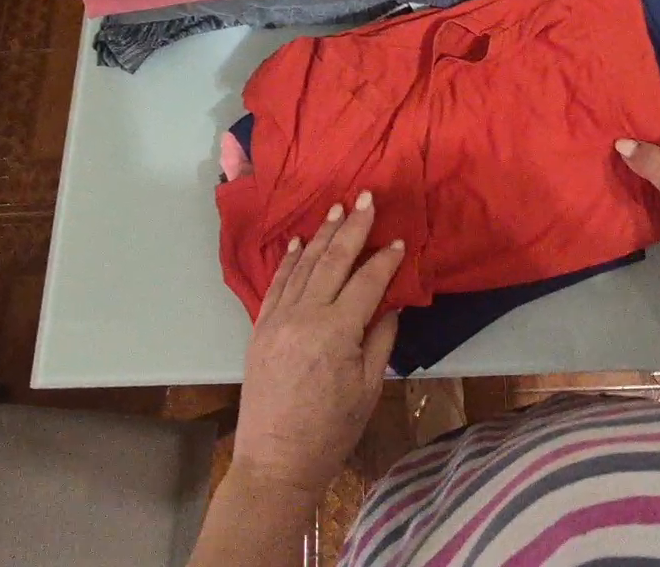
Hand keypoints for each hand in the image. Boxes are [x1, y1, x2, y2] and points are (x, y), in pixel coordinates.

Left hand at [233, 190, 402, 496]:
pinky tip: (300, 242)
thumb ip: (380, 340)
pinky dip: (290, 260)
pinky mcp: (260, 327)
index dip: (385, 259)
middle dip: (352, 227)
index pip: (367, 282)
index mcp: (337, 332)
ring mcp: (278, 319)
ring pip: (304, 266)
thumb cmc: (330, 431)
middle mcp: (305, 316)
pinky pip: (277, 284)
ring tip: (337, 209)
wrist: (275, 461)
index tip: (399, 240)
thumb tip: (390, 304)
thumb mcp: (368, 389)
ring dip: (322, 235)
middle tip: (365, 197)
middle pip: (333, 261)